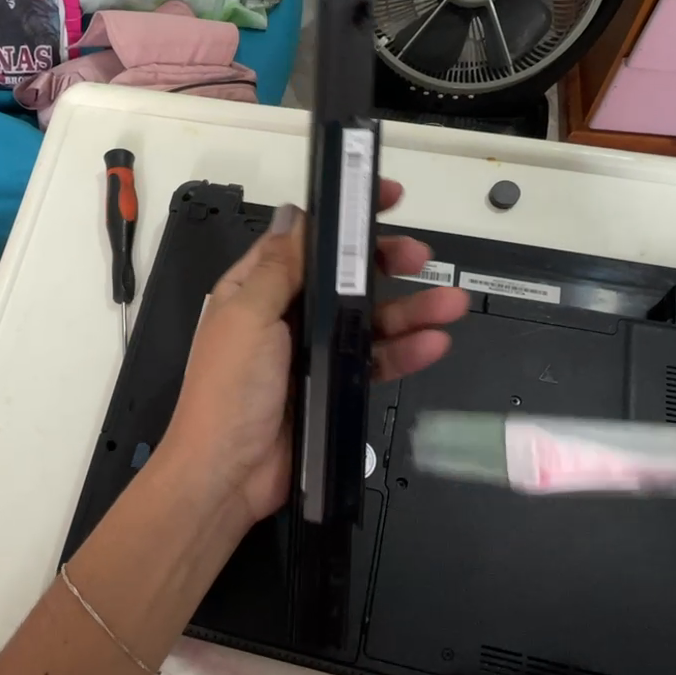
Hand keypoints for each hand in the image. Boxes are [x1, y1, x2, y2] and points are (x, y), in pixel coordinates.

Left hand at [157, 182, 470, 529]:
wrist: (229, 474)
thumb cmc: (227, 393)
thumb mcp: (248, 317)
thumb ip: (277, 267)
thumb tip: (294, 215)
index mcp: (257, 290)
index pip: (305, 239)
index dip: (343, 217)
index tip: (382, 200)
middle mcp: (285, 316)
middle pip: (345, 277)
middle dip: (384, 263)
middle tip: (419, 255)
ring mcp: (310, 352)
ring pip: (368, 319)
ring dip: (410, 308)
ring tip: (448, 303)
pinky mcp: (331, 385)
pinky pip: (375, 361)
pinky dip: (404, 352)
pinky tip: (431, 343)